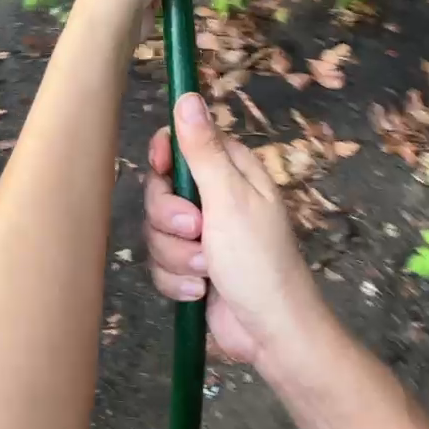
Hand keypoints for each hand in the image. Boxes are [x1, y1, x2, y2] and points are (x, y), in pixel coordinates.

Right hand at [143, 93, 333, 372]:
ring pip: (157, 230)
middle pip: (161, 189)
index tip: (161, 170)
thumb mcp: (229, 199)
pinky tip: (200, 291)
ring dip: (176, 255)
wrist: (270, 333)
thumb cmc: (258, 260)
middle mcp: (215, 197)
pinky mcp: (192, 267)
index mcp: (232, 170)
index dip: (165, 156)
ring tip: (205, 271)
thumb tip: (188, 95)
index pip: (184, 142)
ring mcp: (203, 234)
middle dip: (169, 218)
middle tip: (195, 231)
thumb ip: (203, 149)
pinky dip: (176, 280)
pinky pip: (161, 263)